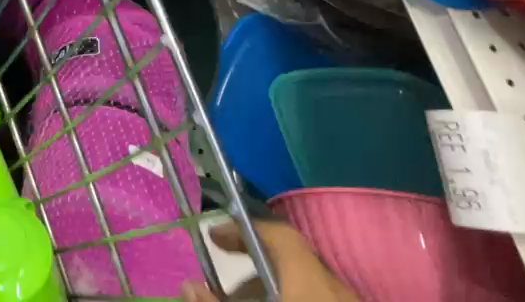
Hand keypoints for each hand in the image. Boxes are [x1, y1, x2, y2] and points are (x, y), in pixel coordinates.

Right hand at [182, 220, 358, 301]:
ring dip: (270, 295)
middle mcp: (336, 294)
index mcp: (311, 283)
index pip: (280, 236)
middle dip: (251, 273)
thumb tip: (189, 286)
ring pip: (305, 291)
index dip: (243, 230)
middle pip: (290, 266)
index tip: (213, 238)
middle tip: (222, 289)